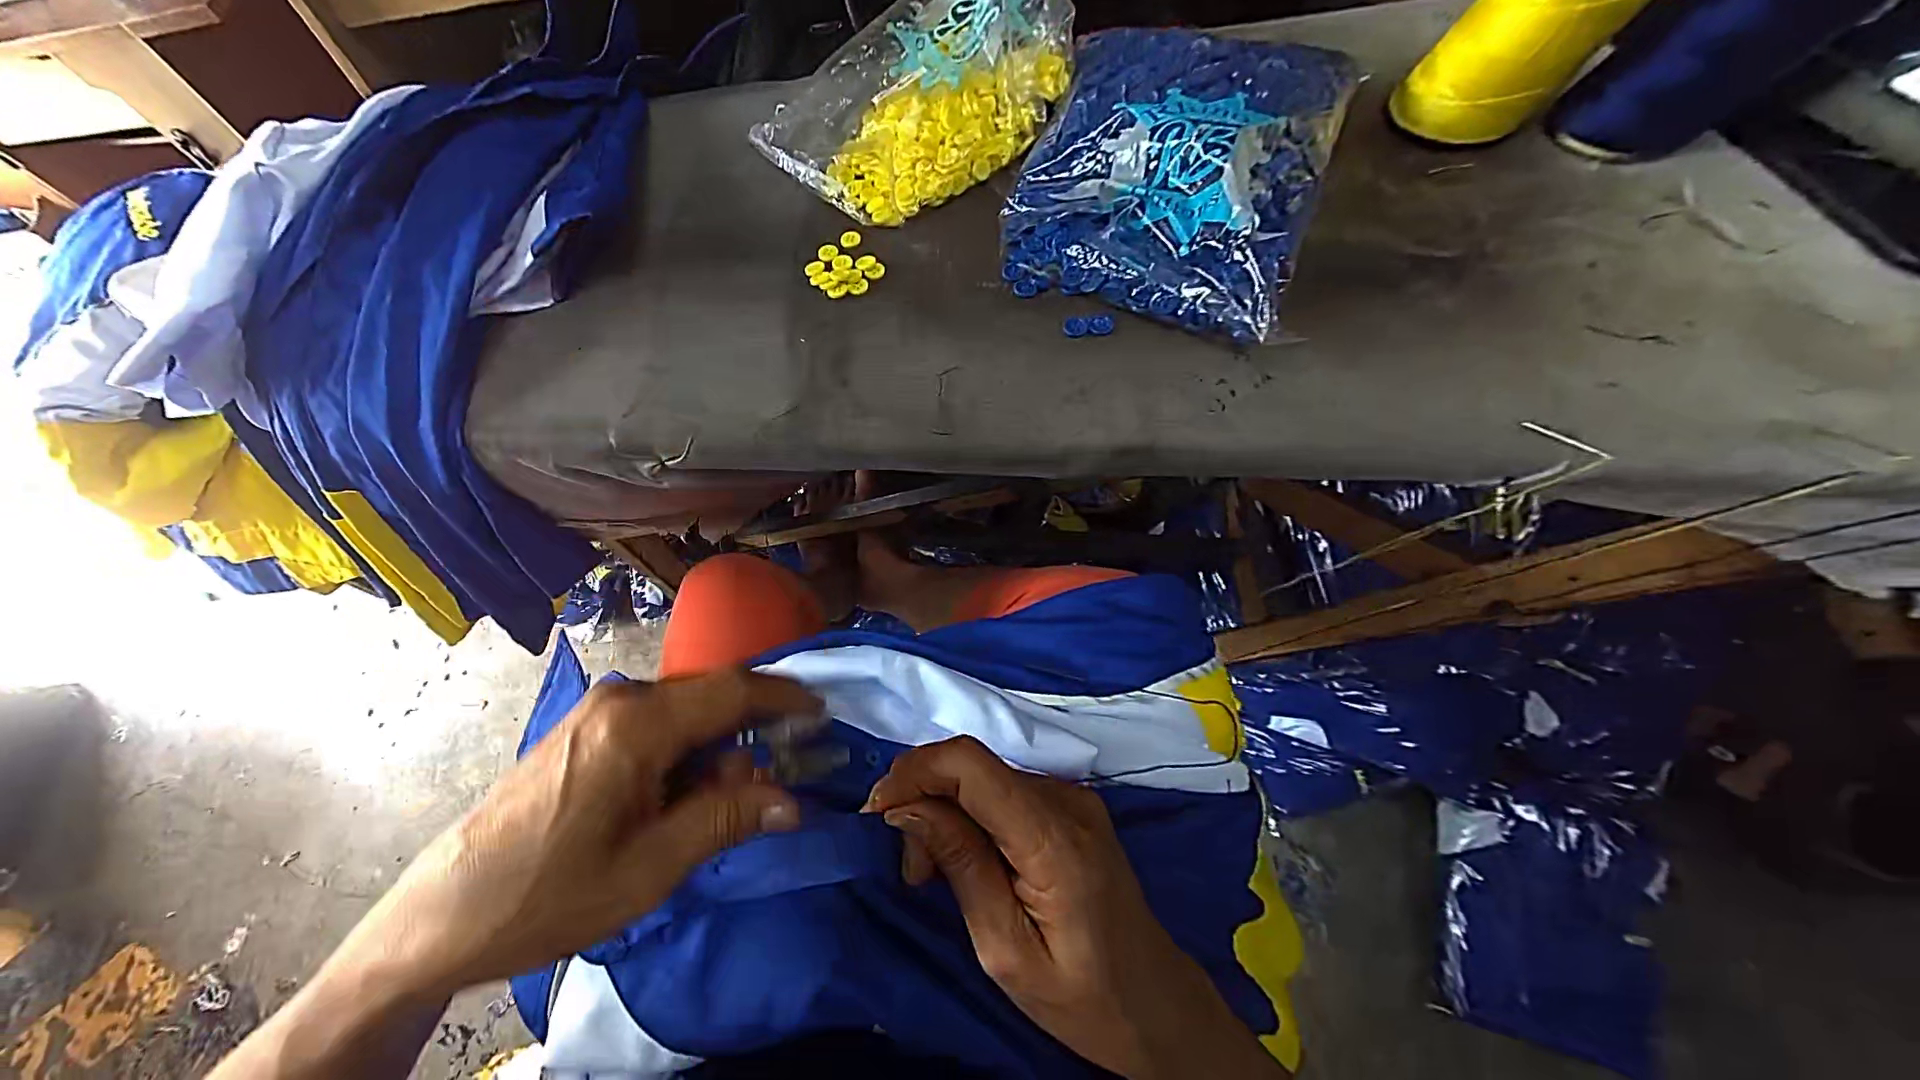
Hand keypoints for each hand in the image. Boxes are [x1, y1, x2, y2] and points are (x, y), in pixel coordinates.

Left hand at [348, 670, 817, 996]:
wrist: (439, 917)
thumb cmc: (548, 893)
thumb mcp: (650, 867)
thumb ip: (726, 820)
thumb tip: (792, 802)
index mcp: (637, 725)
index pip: (732, 691)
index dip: (784, 696)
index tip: (822, 710)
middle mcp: (619, 701)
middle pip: (710, 699)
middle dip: (749, 735)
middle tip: (770, 784)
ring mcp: (597, 711)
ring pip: (684, 713)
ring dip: (714, 750)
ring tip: (717, 806)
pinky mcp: (584, 728)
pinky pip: (656, 724)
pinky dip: (685, 752)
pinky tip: (678, 796)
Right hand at [865, 737, 1287, 1079]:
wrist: (1154, 999)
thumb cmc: (1081, 996)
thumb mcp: (1005, 952)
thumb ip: (960, 867)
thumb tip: (908, 806)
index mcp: (1053, 838)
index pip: (971, 765)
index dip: (915, 772)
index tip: (877, 814)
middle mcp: (1065, 798)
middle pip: (971, 768)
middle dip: (923, 802)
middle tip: (914, 871)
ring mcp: (1072, 794)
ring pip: (982, 776)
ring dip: (944, 812)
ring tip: (937, 874)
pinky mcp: (1069, 802)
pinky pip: (1002, 789)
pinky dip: (970, 814)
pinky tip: (969, 859)